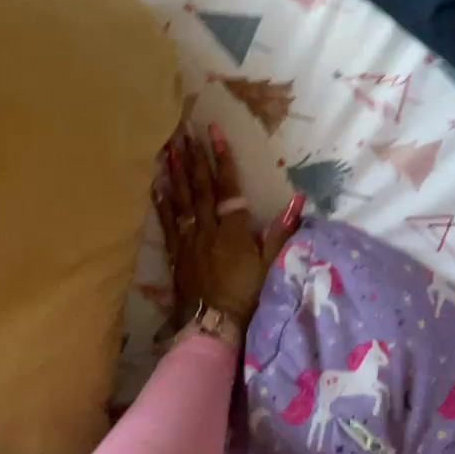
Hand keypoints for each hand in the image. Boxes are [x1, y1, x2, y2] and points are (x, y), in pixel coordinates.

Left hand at [154, 123, 306, 336]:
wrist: (213, 323)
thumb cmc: (247, 293)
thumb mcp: (270, 263)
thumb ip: (281, 230)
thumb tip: (298, 199)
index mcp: (232, 229)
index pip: (227, 186)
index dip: (222, 158)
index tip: (214, 132)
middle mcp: (207, 228)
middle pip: (200, 187)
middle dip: (194, 157)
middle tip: (184, 130)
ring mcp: (189, 240)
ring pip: (181, 200)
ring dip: (175, 173)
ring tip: (169, 149)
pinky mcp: (176, 253)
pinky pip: (167, 223)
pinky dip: (161, 203)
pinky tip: (156, 185)